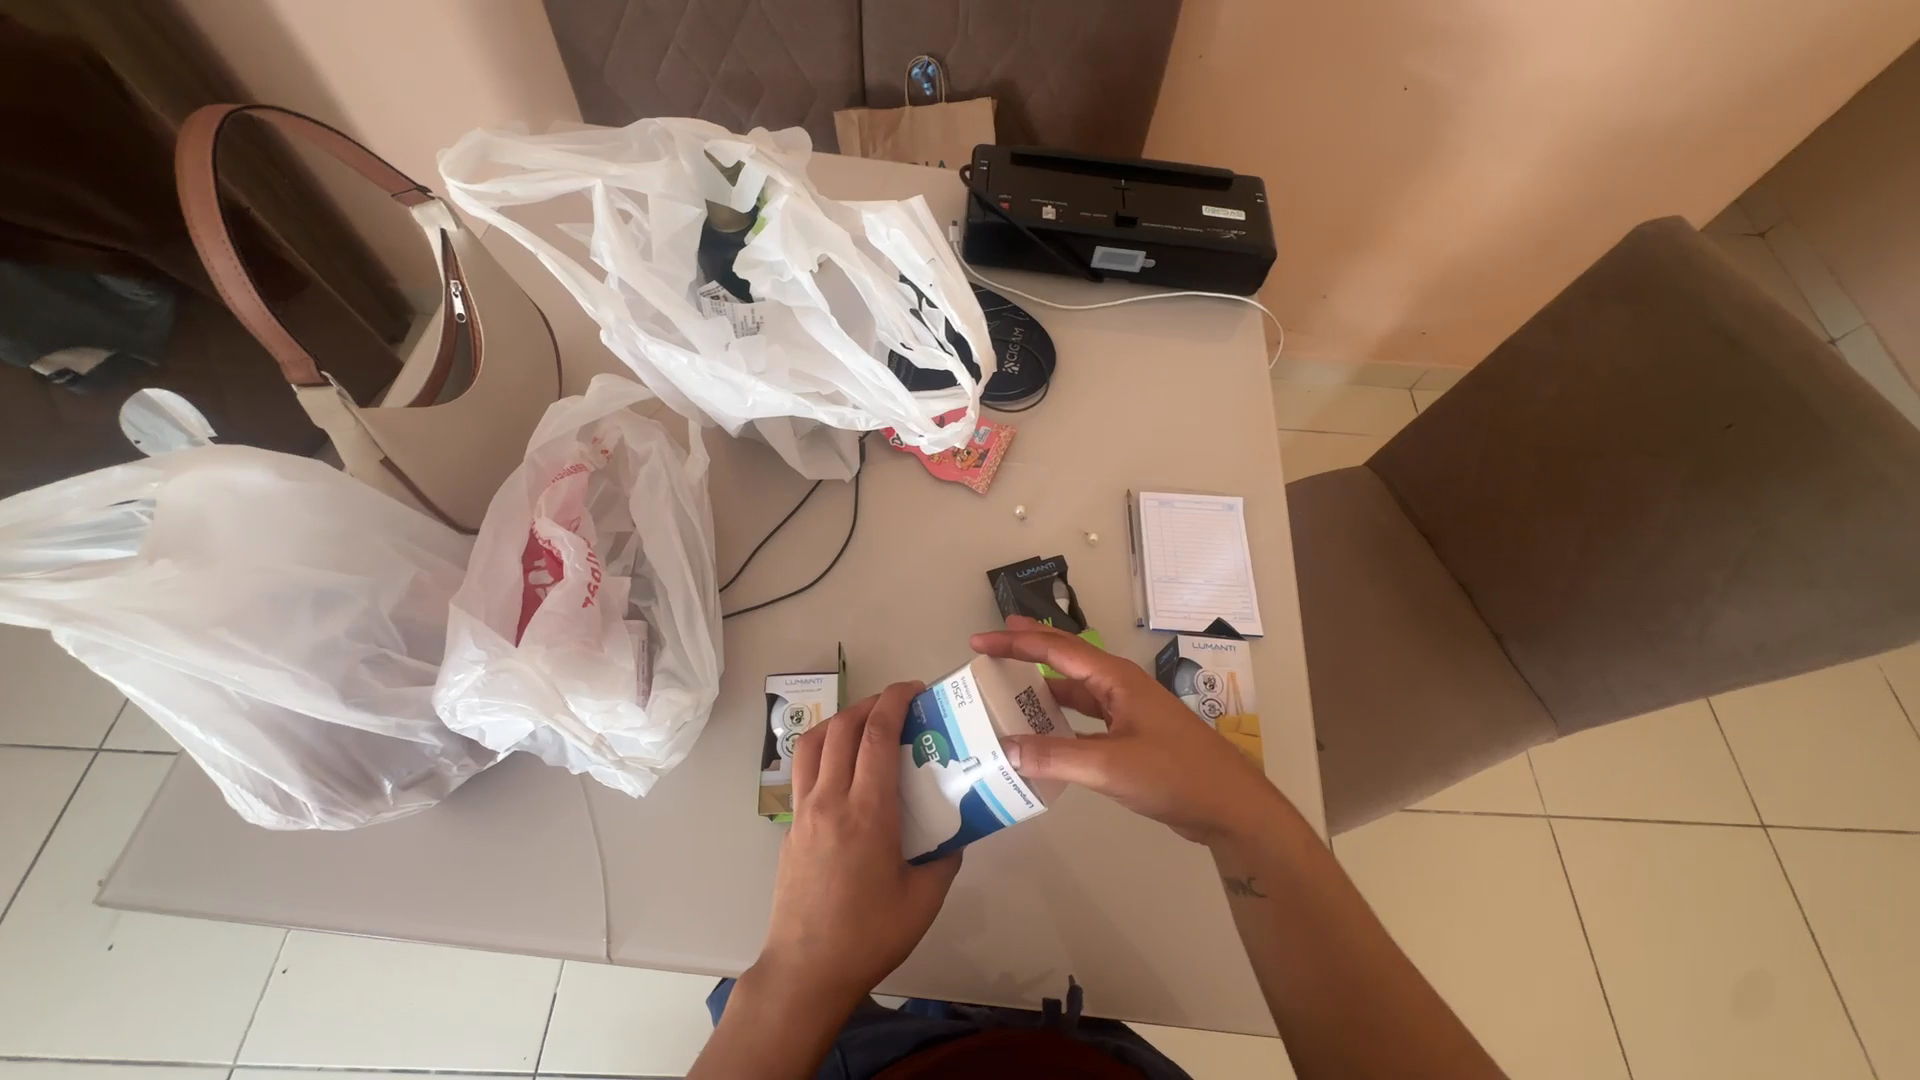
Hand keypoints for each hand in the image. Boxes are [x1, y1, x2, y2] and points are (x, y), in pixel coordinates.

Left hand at [753, 681, 962, 1009]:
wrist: (806, 971)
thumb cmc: (870, 935)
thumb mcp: (924, 899)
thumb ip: (944, 857)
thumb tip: (955, 831)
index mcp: (867, 812)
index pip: (877, 734)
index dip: (895, 700)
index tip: (915, 689)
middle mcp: (830, 800)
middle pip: (843, 727)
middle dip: (871, 702)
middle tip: (898, 704)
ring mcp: (804, 811)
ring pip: (813, 742)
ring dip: (840, 720)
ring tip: (866, 724)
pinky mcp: (791, 827)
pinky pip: (803, 770)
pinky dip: (824, 749)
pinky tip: (844, 767)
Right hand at [970, 615, 1287, 844]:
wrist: (1230, 807)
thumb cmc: (1175, 774)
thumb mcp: (1110, 766)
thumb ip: (1055, 756)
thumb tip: (1003, 748)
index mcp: (1115, 679)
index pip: (1056, 649)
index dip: (1015, 642)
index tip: (979, 641)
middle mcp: (1119, 687)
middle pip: (1065, 660)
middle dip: (1027, 650)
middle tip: (990, 646)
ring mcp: (1127, 712)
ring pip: (1075, 691)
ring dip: (1042, 689)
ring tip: (1007, 690)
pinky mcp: (1131, 737)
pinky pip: (1085, 718)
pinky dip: (1060, 721)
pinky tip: (1043, 735)